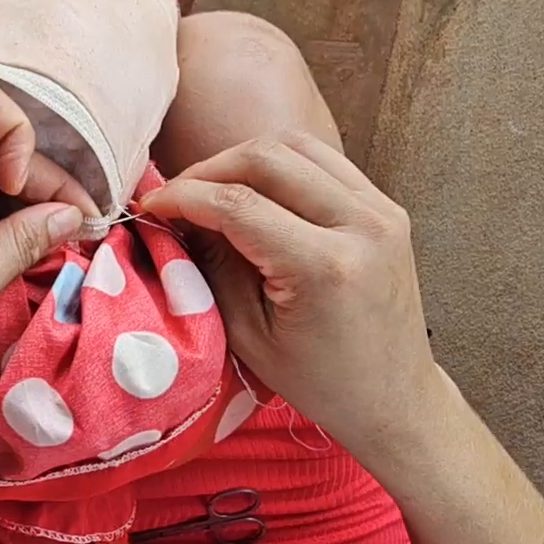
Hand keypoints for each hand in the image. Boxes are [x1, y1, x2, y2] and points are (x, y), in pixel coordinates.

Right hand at [140, 131, 446, 453]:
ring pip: (295, 145)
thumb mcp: (247, 335)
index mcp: (323, 267)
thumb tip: (180, 218)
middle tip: (176, 195)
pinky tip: (252, 189)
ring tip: (209, 188)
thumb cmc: (317, 380)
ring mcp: (381, 210)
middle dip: (208, 169)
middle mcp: (361, 225)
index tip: (150, 204)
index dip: (184, 197)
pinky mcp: (386, 207)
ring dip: (242, 159)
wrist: (393, 397)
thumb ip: (213, 267)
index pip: (237, 204)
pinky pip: (322, 160)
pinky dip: (278, 164)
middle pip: (267, 158)